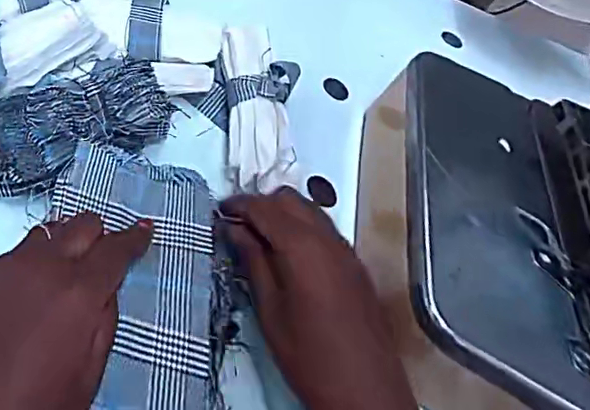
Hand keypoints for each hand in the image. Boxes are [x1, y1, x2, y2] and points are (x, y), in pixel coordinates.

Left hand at [0, 212, 152, 409]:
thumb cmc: (29, 404)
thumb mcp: (87, 375)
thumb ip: (104, 323)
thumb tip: (107, 291)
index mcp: (78, 294)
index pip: (115, 250)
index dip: (133, 239)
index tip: (142, 231)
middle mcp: (45, 266)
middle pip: (83, 224)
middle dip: (99, 235)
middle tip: (103, 254)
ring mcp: (12, 262)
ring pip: (50, 230)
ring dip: (64, 243)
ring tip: (65, 273)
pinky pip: (19, 251)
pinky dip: (33, 261)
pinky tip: (29, 292)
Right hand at [222, 188, 415, 409]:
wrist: (369, 400)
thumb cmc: (311, 360)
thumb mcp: (270, 311)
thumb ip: (252, 261)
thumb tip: (235, 230)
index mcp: (302, 246)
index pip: (263, 207)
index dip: (238, 205)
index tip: (220, 213)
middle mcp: (328, 240)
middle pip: (288, 200)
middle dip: (261, 205)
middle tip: (239, 225)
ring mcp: (347, 253)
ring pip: (309, 210)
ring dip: (283, 213)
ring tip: (262, 239)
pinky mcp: (357, 268)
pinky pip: (325, 229)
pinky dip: (303, 227)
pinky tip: (290, 255)